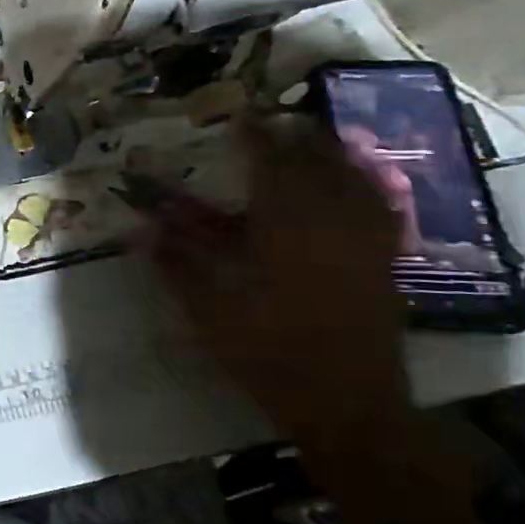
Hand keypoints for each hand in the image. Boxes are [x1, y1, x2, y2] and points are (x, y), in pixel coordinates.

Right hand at [149, 113, 407, 435]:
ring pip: (354, 179)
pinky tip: (357, 184)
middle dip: (294, 137)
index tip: (240, 116)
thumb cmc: (272, 357)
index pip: (271, 166)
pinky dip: (365, 186)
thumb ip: (177, 267)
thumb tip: (139, 231)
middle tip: (273, 122)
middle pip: (317, 163)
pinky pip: (379, 209)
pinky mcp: (384, 262)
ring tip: (312, 139)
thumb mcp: (211, 314)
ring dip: (331, 154)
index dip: (256, 137)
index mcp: (286, 232)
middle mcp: (331, 225)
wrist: (349, 406)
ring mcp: (365, 242)